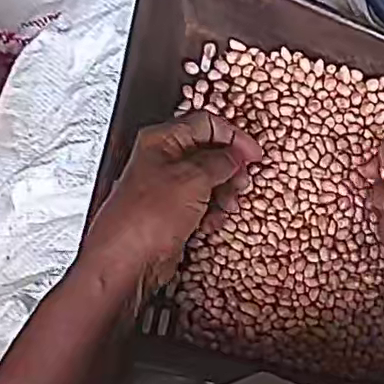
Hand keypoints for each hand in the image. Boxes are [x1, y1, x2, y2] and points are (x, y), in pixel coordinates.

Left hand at [87, 111, 261, 290]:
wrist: (128, 259)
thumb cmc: (147, 217)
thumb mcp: (193, 179)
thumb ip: (220, 162)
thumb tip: (235, 155)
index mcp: (162, 140)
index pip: (206, 124)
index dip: (234, 137)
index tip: (255, 155)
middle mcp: (163, 160)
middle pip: (209, 153)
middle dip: (231, 169)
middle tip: (242, 183)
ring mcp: (168, 188)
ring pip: (209, 182)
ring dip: (224, 194)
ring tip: (228, 207)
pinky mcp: (172, 213)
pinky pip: (202, 205)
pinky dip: (212, 212)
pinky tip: (211, 223)